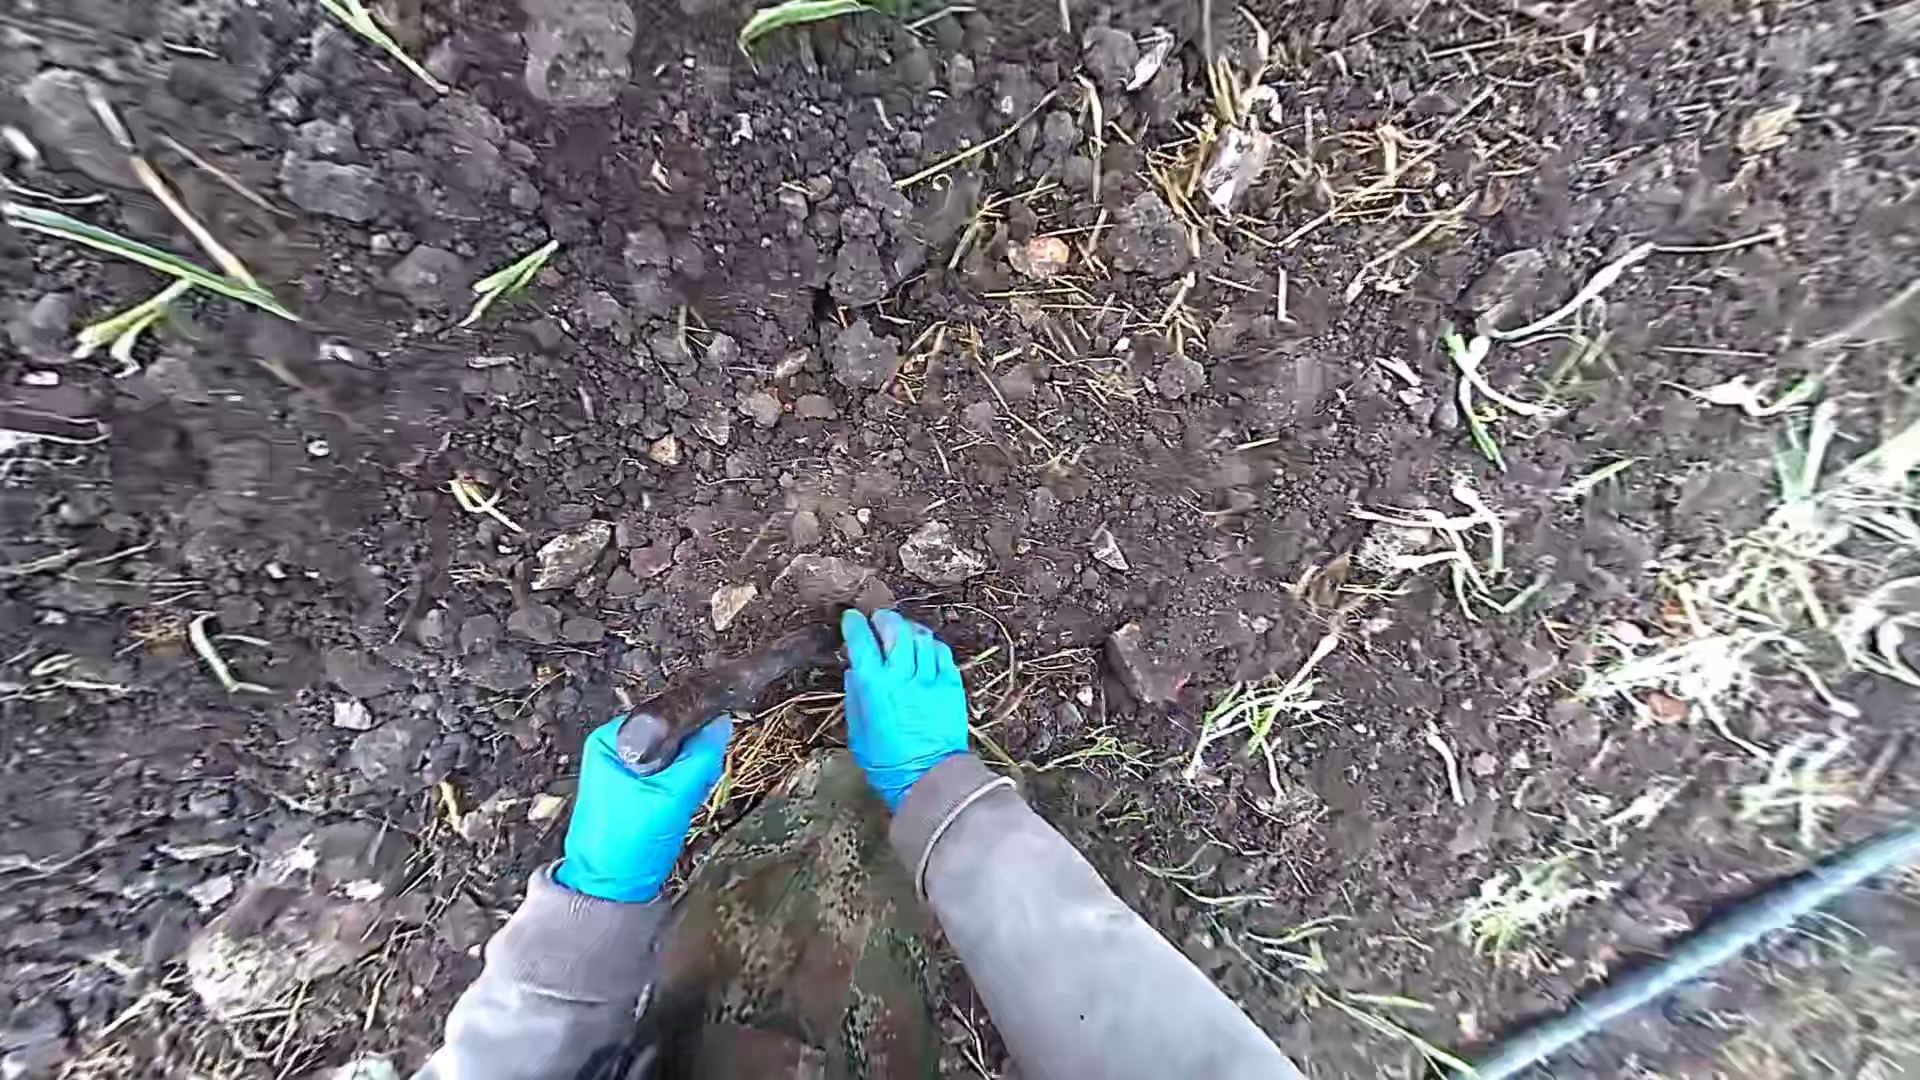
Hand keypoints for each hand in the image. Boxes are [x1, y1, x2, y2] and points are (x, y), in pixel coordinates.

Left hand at [554, 714, 731, 902]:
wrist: (610, 890)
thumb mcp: (673, 793)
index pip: (665, 714)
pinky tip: (686, 800)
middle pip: (673, 734)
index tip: (708, 746)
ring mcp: (624, 768)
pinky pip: (672, 771)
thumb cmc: (629, 839)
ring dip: (692, 772)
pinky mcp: (636, 786)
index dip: (692, 729)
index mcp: (609, 739)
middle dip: (693, 755)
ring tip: (691, 794)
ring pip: (676, 753)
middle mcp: (613, 748)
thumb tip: (722, 722)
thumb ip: (702, 755)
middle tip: (698, 778)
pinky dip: (685, 783)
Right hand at [840, 609, 969, 809]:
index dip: (855, 625)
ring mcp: (929, 678)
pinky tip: (925, 649)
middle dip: (884, 618)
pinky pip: (941, 652)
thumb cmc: (888, 763)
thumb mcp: (858, 732)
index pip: (862, 641)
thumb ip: (855, 697)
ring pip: (920, 636)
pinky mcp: (951, 684)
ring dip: (908, 629)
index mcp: (874, 686)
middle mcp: (902, 675)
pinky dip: (931, 645)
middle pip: (894, 628)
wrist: (929, 779)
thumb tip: (855, 671)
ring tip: (903, 631)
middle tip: (879, 619)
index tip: (852, 619)